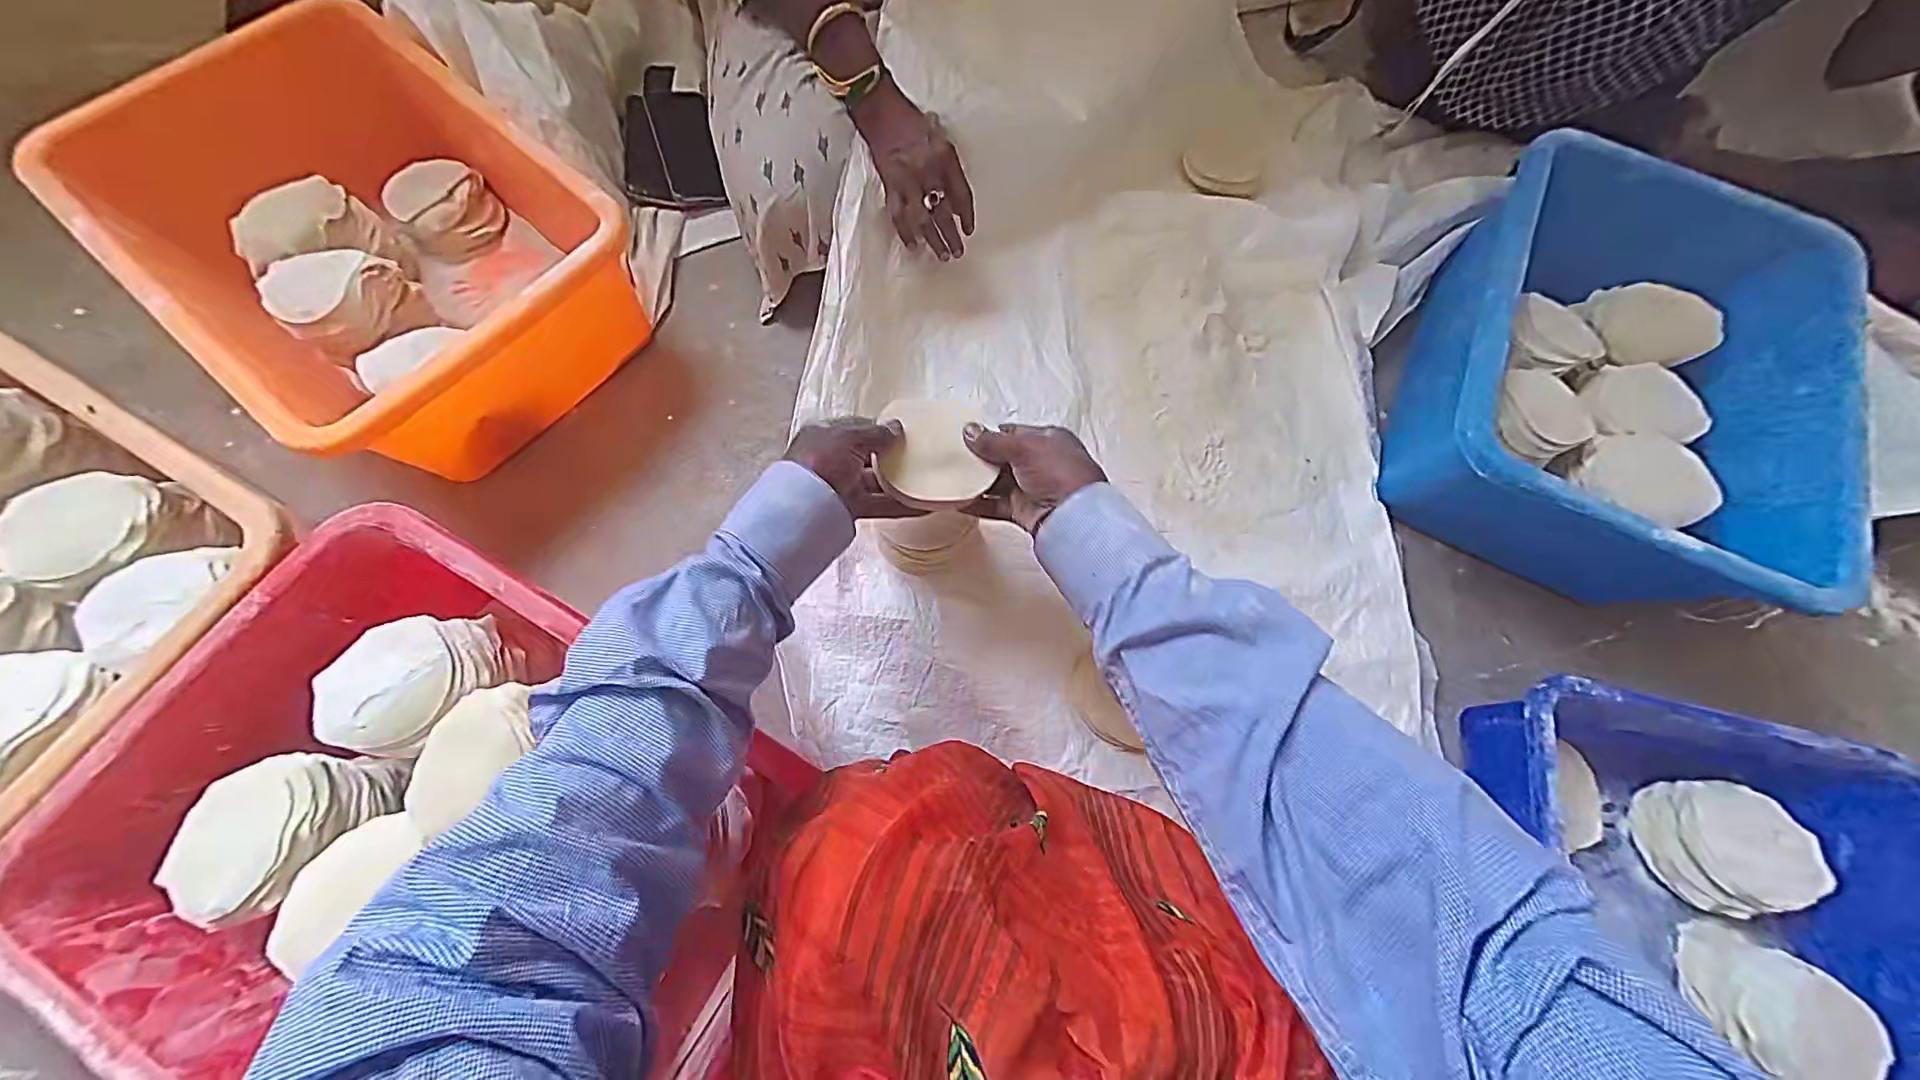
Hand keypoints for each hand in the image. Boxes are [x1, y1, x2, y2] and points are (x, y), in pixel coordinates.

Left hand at [785, 418, 923, 518]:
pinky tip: (919, 505)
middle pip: (867, 457)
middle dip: (890, 458)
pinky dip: (899, 505)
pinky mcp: (849, 509)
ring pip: (874, 483)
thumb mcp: (849, 438)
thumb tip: (896, 428)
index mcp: (824, 436)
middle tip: (915, 457)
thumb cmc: (819, 461)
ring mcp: (840, 486)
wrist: (803, 506)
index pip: (856, 429)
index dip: (878, 430)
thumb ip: (876, 433)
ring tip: (921, 481)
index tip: (901, 434)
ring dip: (897, 483)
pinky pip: (878, 505)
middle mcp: (831, 460)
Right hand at [852, 80, 975, 260]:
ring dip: (933, 239)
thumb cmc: (912, 122)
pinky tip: (914, 245)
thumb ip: (949, 168)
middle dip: (952, 235)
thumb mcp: (941, 138)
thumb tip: (954, 200)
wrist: (881, 110)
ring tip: (941, 255)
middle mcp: (928, 171)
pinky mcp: (890, 185)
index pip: (961, 195)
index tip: (968, 230)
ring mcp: (907, 181)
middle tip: (958, 252)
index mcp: (944, 158)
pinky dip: (906, 233)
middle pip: (943, 211)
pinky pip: (899, 215)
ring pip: (923, 219)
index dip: (966, 215)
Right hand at [961, 423, 1107, 534]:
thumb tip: (971, 431)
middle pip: (1003, 458)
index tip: (969, 435)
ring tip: (952, 477)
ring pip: (996, 483)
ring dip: (975, 481)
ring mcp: (1031, 488)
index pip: (1014, 433)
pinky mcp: (1022, 510)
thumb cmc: (1063, 474)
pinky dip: (976, 503)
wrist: (1073, 517)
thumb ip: (994, 441)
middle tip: (956, 456)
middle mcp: (1040, 464)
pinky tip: (959, 501)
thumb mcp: (1026, 447)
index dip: (992, 434)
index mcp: (1048, 440)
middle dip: (980, 458)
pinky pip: (994, 505)